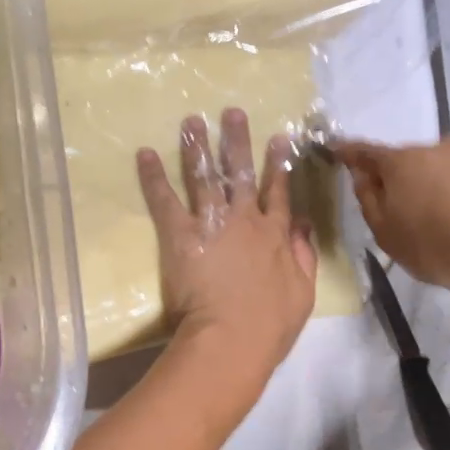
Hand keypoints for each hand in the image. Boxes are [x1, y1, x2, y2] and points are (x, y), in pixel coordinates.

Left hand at [137, 108, 317, 375]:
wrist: (233, 336)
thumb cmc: (270, 323)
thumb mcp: (304, 292)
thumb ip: (304, 255)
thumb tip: (303, 224)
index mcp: (275, 234)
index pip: (277, 192)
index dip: (278, 164)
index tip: (278, 137)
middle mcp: (244, 220)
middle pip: (240, 173)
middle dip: (236, 141)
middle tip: (231, 112)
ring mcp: (212, 224)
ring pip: (204, 177)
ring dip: (197, 147)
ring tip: (191, 121)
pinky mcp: (180, 235)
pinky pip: (165, 200)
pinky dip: (154, 177)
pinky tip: (145, 154)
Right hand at [337, 138, 449, 290]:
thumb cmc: (444, 243)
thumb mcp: (391, 237)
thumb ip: (370, 206)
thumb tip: (364, 180)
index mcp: (398, 163)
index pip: (362, 152)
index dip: (346, 153)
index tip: (334, 151)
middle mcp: (432, 149)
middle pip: (403, 163)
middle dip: (396, 182)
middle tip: (396, 214)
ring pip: (437, 172)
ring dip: (431, 192)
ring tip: (438, 228)